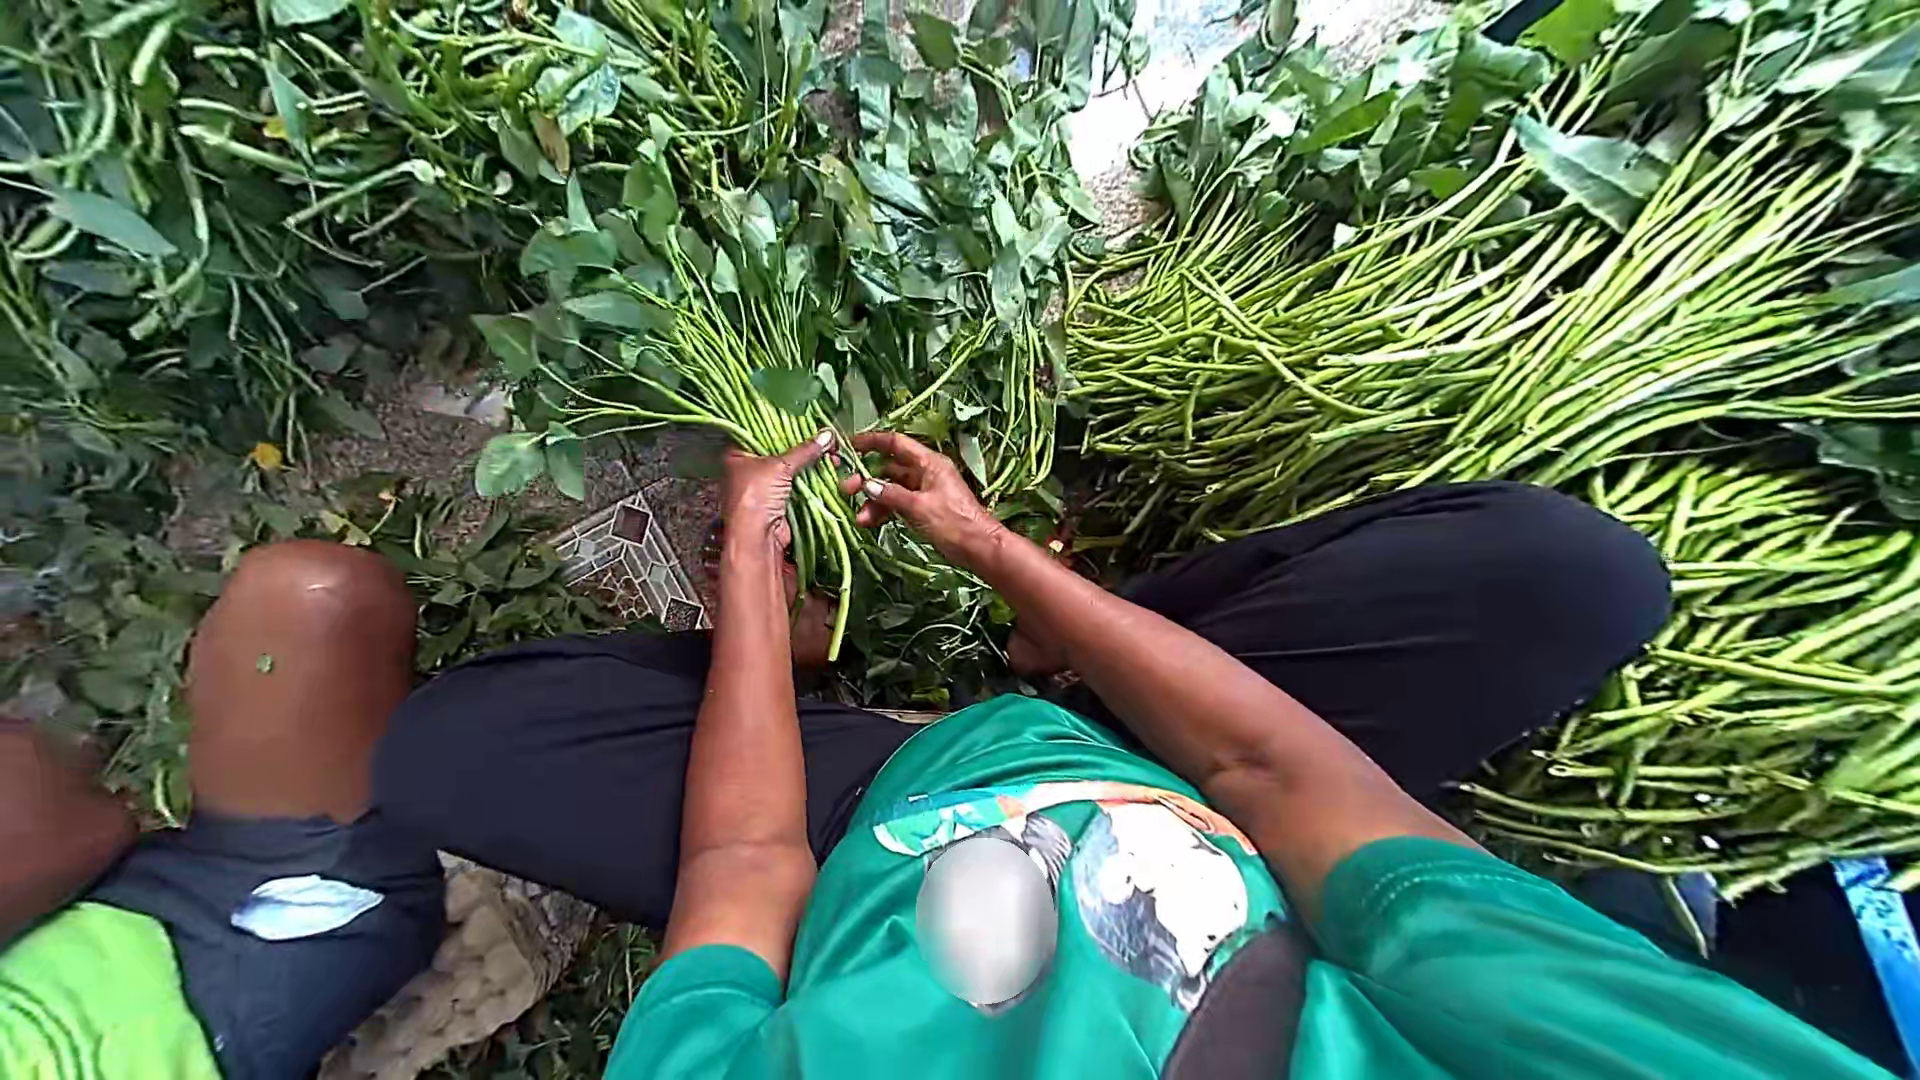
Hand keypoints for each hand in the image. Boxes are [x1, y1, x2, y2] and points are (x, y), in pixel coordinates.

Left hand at [721, 431, 832, 554]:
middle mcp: (748, 468)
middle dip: (805, 446)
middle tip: (826, 441)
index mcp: (737, 454)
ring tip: (832, 455)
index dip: (785, 426)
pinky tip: (828, 469)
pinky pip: (798, 484)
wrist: (758, 537)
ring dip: (811, 463)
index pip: (762, 431)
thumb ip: (804, 450)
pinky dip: (812, 478)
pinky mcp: (779, 501)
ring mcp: (764, 486)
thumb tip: (828, 435)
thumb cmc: (755, 495)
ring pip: (792, 468)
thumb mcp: (779, 466)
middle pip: (780, 450)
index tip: (808, 423)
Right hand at [838, 431, 1006, 569]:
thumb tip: (867, 485)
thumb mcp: (919, 507)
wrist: (977, 547)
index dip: (872, 441)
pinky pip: (898, 504)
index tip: (850, 445)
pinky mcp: (923, 509)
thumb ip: (891, 495)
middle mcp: (926, 472)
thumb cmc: (952, 522)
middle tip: (846, 489)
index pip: (896, 443)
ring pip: (892, 489)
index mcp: (929, 463)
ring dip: (874, 501)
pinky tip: (870, 523)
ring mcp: (924, 491)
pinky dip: (885, 512)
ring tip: (859, 517)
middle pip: (890, 468)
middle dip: (867, 478)